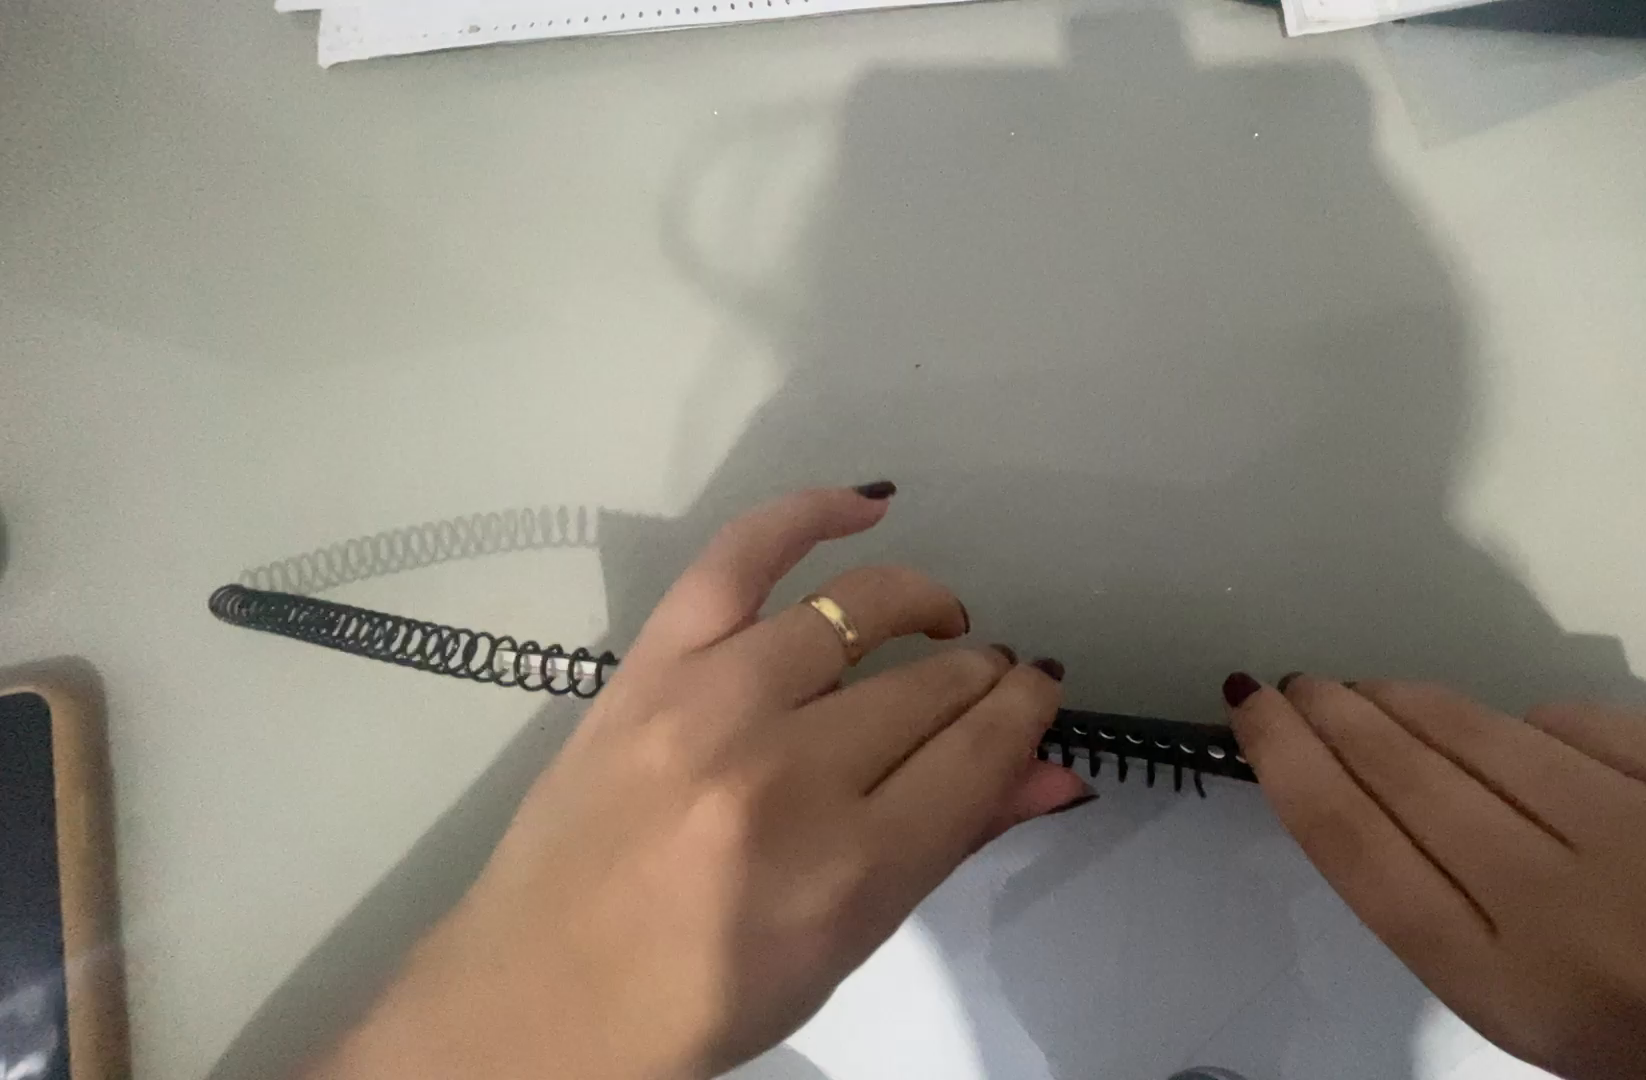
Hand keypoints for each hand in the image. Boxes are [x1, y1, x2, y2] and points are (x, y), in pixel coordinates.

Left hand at [311, 485, 1089, 1079]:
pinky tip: (866, 504)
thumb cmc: (708, 995)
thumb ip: (960, 838)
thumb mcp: (852, 938)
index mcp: (846, 870)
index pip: (979, 754)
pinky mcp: (651, 666)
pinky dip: (810, 512)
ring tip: (945, 617)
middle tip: (991, 677)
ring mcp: (711, 705)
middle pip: (931, 687)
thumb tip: (1057, 771)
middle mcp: (785, 775)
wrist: (528, 1009)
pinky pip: (742, 555)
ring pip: (861, 612)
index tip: (1038, 691)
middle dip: (985, 675)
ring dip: (927, 604)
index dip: (1026, 713)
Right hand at [1225, 674, 1645, 1079]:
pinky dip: (1536, 724)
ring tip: (1375, 691)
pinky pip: (1579, 721)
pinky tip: (1528, 741)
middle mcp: (1583, 926)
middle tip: (1299, 683)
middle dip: (1333, 713)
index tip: (1249, 704)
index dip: (1287, 759)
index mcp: (1510, 991)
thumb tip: (1360, 754)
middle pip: (1406, 778)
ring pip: (1484, 732)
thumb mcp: (1513, 988)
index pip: (1354, 845)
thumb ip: (1430, 886)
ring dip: (1409, 701)